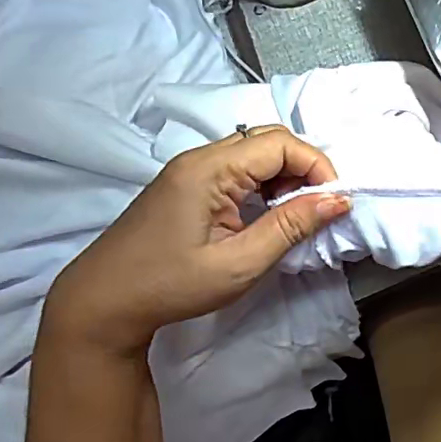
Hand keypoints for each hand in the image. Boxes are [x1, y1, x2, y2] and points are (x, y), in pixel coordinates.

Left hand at [43, 126, 349, 354]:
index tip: (333, 203)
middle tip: (316, 209)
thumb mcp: (240, 263)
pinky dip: (265, 185)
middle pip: (269, 140)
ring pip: (255, 152)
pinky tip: (268, 215)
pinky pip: (239, 169)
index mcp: (210, 170)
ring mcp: (192, 169)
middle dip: (304, 168)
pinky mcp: (188, 184)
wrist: (102, 302)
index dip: (316, 166)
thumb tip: (338, 200)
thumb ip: (291, 227)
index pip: (280, 144)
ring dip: (285, 177)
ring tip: (295, 216)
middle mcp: (200, 158)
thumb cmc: (171, 285)